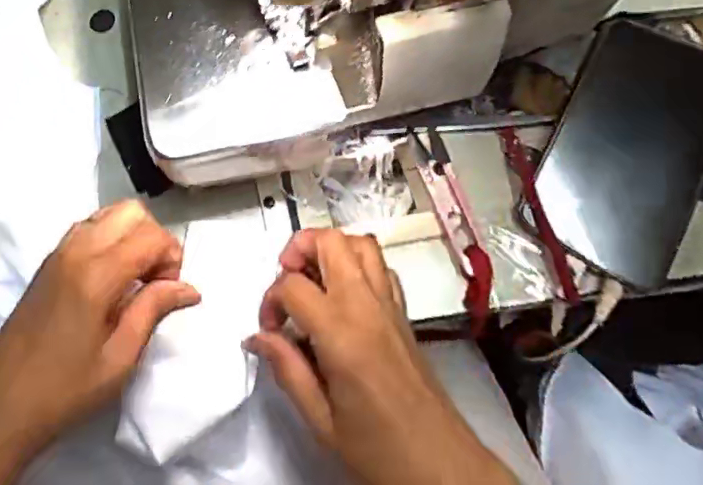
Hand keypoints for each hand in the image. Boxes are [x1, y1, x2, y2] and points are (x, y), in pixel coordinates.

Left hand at [0, 200, 200, 484]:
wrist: (1, 402)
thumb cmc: (64, 389)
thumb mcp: (118, 360)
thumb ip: (152, 311)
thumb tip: (188, 288)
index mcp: (96, 273)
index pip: (149, 236)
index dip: (171, 257)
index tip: (171, 291)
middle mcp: (77, 248)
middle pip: (131, 211)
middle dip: (154, 238)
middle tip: (156, 282)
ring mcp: (59, 250)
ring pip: (109, 213)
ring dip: (131, 235)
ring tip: (135, 281)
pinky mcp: (49, 259)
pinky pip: (89, 227)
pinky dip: (110, 237)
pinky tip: (111, 278)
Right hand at [247, 230, 513, 484]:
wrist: (443, 467)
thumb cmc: (382, 452)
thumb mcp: (322, 421)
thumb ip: (287, 370)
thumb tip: (258, 338)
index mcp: (341, 333)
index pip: (292, 286)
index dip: (270, 301)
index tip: (270, 329)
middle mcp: (366, 307)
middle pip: (329, 241)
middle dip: (298, 249)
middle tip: (286, 281)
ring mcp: (389, 305)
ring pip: (359, 242)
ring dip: (330, 248)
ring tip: (313, 277)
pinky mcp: (403, 312)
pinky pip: (380, 266)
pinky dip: (357, 263)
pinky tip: (344, 292)